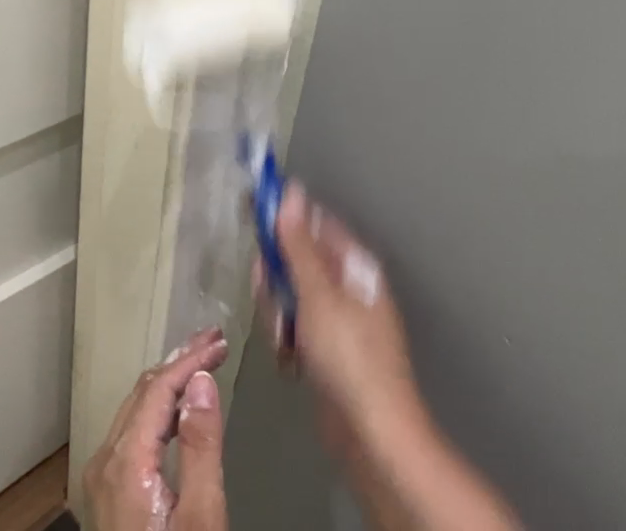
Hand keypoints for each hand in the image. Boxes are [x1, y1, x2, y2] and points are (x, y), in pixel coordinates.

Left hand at [83, 327, 229, 530]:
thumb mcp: (200, 513)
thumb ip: (201, 446)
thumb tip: (202, 381)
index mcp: (124, 461)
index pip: (159, 389)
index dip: (191, 360)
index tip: (221, 342)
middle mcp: (104, 462)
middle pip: (143, 393)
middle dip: (180, 362)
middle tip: (213, 340)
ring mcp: (101, 477)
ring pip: (134, 410)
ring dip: (168, 383)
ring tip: (200, 362)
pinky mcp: (106, 492)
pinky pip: (131, 431)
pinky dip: (157, 409)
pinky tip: (177, 408)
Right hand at [257, 182, 423, 435]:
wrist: (370, 431)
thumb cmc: (349, 357)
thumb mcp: (318, 295)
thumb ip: (299, 245)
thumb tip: (291, 194)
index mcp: (354, 267)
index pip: (314, 224)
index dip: (284, 217)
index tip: (254, 213)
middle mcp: (347, 288)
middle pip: (297, 262)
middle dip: (278, 280)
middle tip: (275, 300)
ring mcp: (336, 320)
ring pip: (290, 298)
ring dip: (280, 316)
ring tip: (287, 340)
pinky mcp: (325, 350)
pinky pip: (294, 329)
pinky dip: (287, 342)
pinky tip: (291, 362)